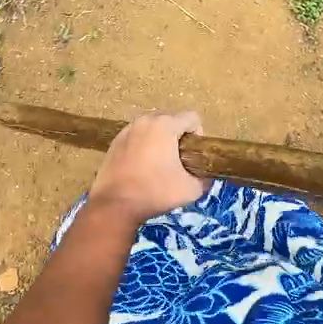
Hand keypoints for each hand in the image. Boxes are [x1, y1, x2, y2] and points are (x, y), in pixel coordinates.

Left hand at [87, 112, 206, 223]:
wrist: (115, 204)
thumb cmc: (155, 192)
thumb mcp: (191, 189)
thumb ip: (205, 179)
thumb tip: (207, 177)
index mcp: (165, 125)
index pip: (192, 118)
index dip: (198, 136)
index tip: (193, 157)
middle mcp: (146, 120)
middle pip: (172, 120)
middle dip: (178, 137)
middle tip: (177, 162)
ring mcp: (128, 128)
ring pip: (153, 128)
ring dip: (160, 141)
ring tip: (159, 165)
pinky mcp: (115, 140)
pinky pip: (138, 136)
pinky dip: (144, 146)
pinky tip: (141, 167)